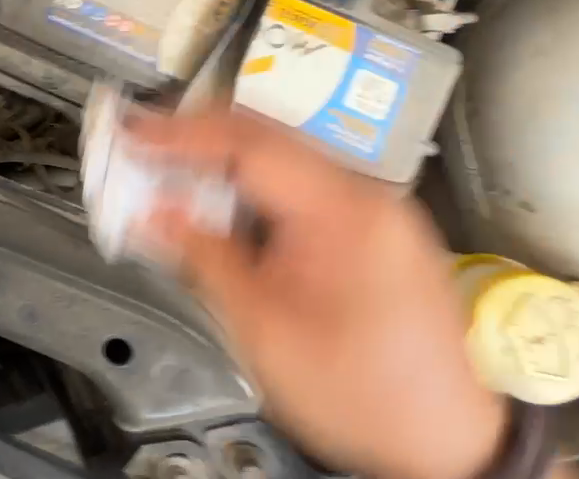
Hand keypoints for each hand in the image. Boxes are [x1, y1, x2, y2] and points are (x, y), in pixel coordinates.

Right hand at [132, 108, 507, 478]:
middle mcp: (365, 198)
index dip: (179, 132)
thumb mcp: (263, 328)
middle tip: (136, 140)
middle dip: (192, 134)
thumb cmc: (363, 395)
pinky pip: (294, 180)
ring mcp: (371, 211)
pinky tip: (214, 196)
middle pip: (263, 136)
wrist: (450, 445)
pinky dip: (244, 178)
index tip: (129, 132)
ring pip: (277, 152)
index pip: (247, 144)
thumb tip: (151, 211)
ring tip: (164, 165)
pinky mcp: (368, 228)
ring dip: (216, 154)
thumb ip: (203, 255)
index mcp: (344, 214)